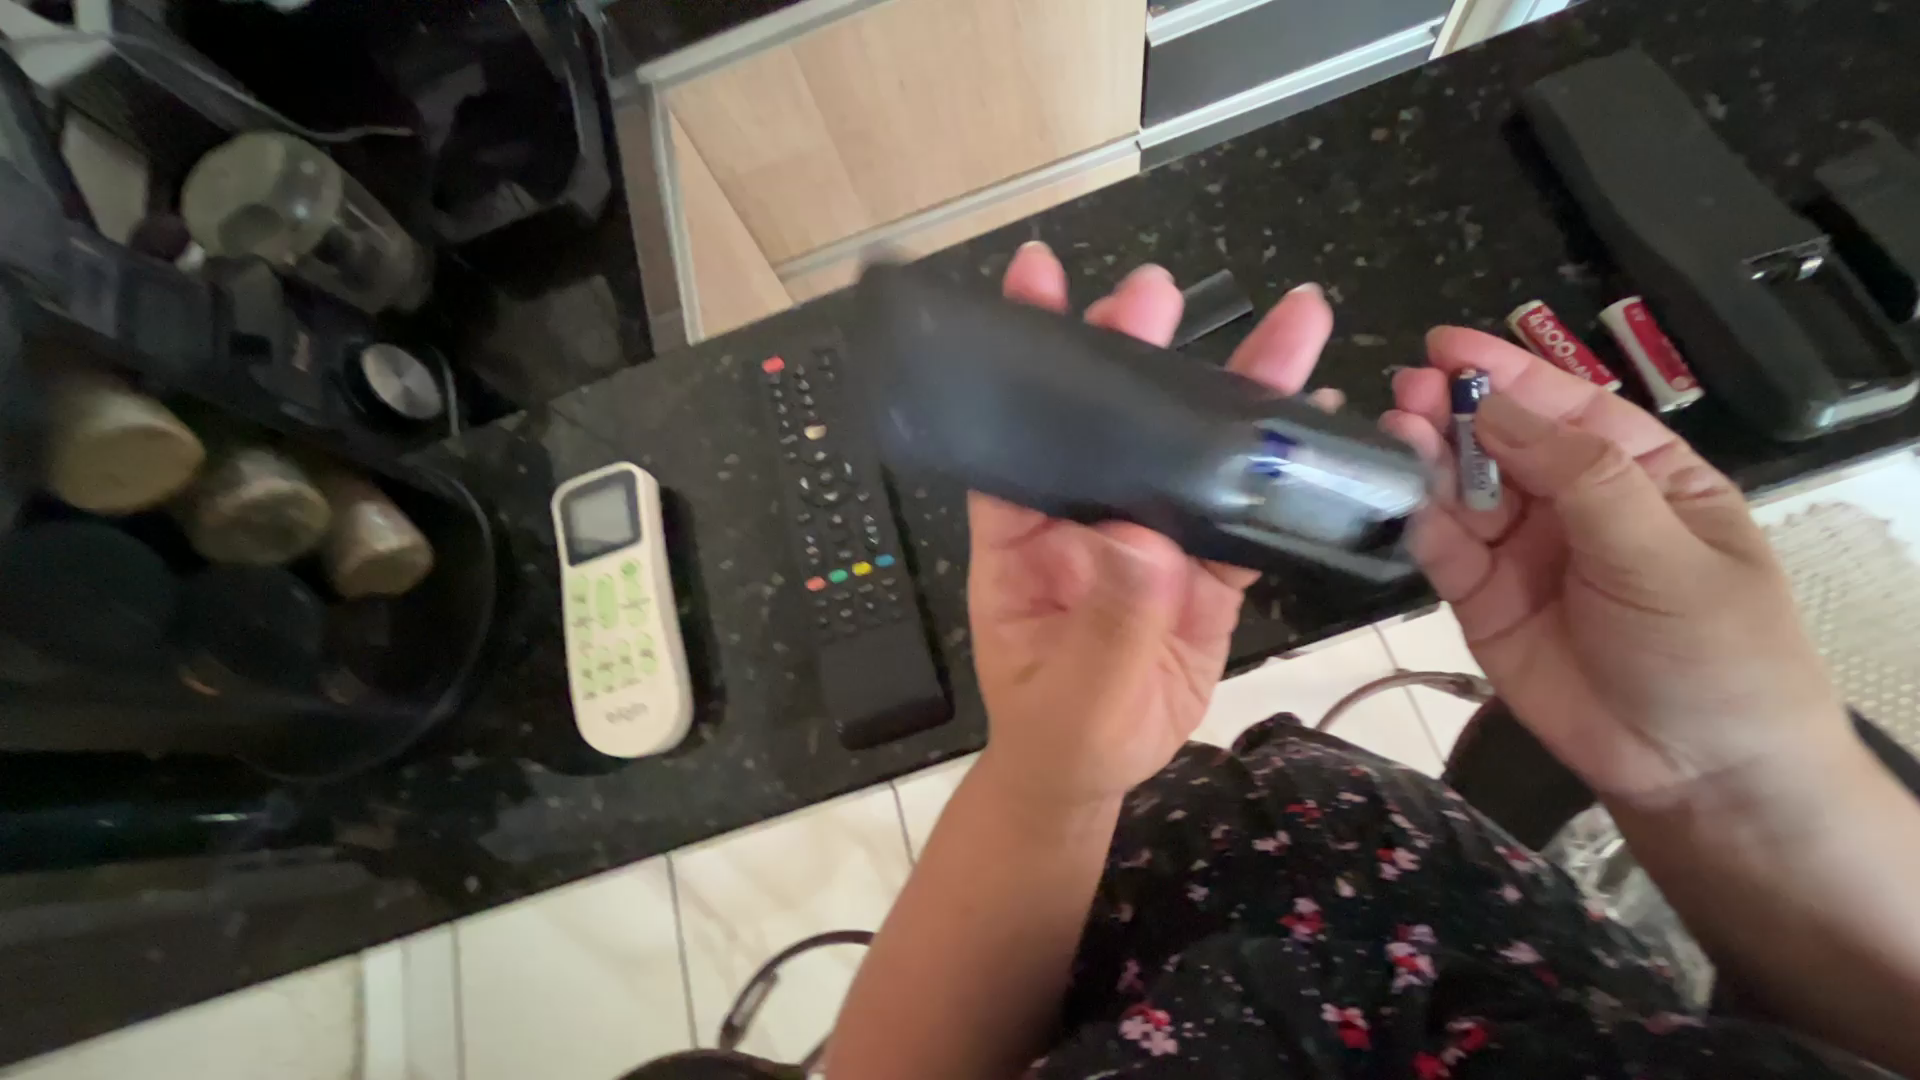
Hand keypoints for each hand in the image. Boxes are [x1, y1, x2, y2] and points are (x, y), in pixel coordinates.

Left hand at [968, 242, 1334, 810]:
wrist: (1097, 769)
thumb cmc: (1060, 731)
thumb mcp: (1074, 693)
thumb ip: (1105, 627)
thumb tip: (1141, 544)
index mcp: (1024, 539)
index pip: (1020, 439)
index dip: (1030, 362)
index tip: (1037, 281)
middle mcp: (1086, 521)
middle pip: (1111, 425)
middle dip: (1135, 354)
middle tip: (1159, 291)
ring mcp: (1149, 540)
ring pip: (1190, 456)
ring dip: (1231, 393)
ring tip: (1290, 322)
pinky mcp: (1200, 571)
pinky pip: (1240, 513)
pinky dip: (1278, 474)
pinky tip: (1318, 424)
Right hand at [1381, 328, 1851, 809]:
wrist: (1689, 767)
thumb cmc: (1712, 650)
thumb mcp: (1664, 551)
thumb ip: (1581, 478)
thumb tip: (1502, 410)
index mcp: (1637, 474)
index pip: (1565, 407)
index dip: (1507, 372)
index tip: (1445, 345)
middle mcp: (1568, 504)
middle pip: (1499, 443)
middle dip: (1454, 411)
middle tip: (1407, 391)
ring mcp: (1516, 549)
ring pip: (1458, 489)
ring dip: (1425, 459)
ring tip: (1391, 432)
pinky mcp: (1475, 594)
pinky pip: (1438, 547)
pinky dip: (1415, 523)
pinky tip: (1398, 499)